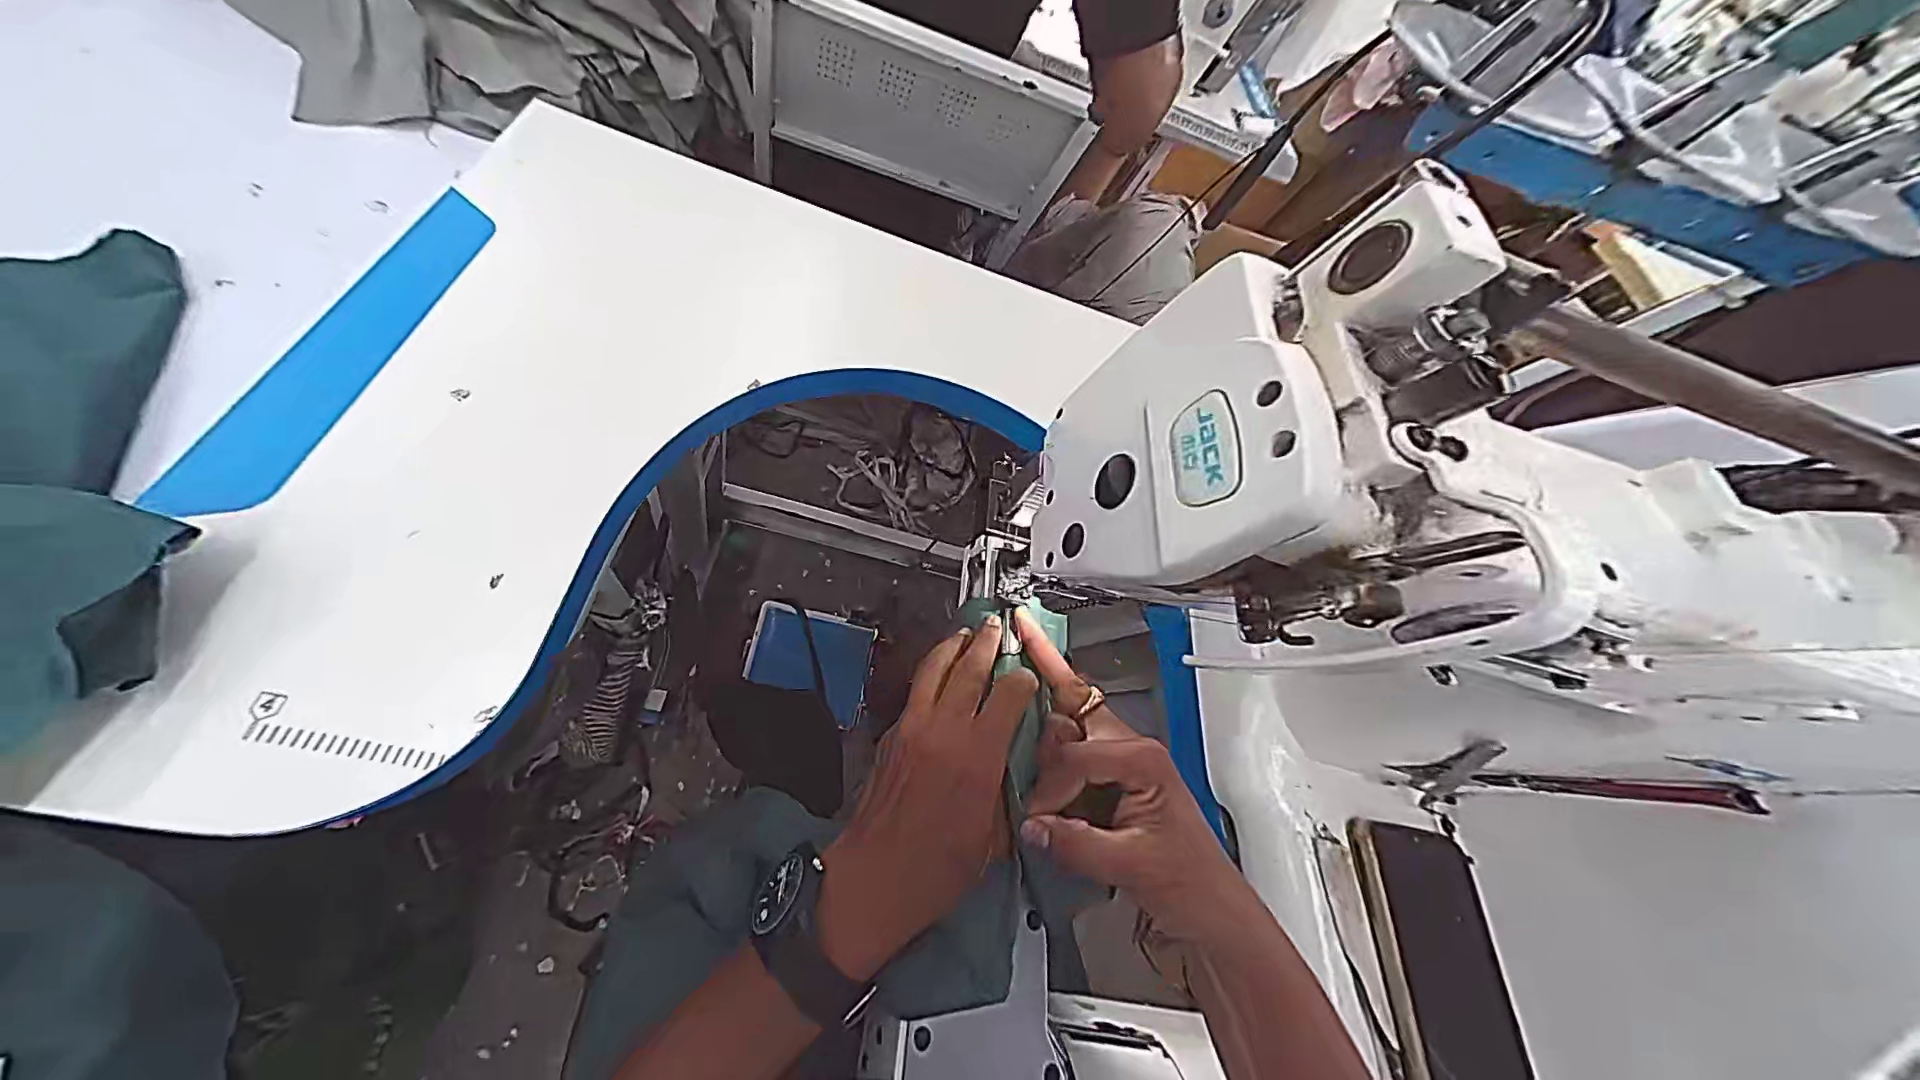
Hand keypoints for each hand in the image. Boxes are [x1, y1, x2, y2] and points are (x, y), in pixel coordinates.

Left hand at [814, 617, 1037, 980]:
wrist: (873, 878)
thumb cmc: (936, 870)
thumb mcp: (993, 837)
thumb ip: (1009, 790)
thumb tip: (1018, 762)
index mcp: (977, 757)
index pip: (1008, 697)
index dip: (1023, 680)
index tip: (1028, 676)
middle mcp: (944, 732)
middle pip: (969, 669)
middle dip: (987, 643)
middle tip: (997, 628)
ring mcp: (912, 728)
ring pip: (934, 669)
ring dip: (953, 646)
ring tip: (965, 634)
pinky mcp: (891, 734)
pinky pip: (916, 690)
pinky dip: (931, 671)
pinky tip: (939, 672)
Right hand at [1014, 609, 1247, 943]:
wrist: (1213, 912)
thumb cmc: (1192, 882)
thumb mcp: (1132, 864)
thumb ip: (1075, 843)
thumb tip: (1033, 826)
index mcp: (1141, 759)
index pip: (1074, 755)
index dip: (1050, 788)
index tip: (1037, 818)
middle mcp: (1129, 750)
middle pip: (1074, 706)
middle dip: (1042, 682)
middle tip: (1019, 632)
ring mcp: (1117, 763)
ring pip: (1068, 724)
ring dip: (1042, 714)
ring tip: (1016, 679)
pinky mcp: (1108, 781)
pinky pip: (1068, 752)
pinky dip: (1045, 743)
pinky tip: (1027, 732)